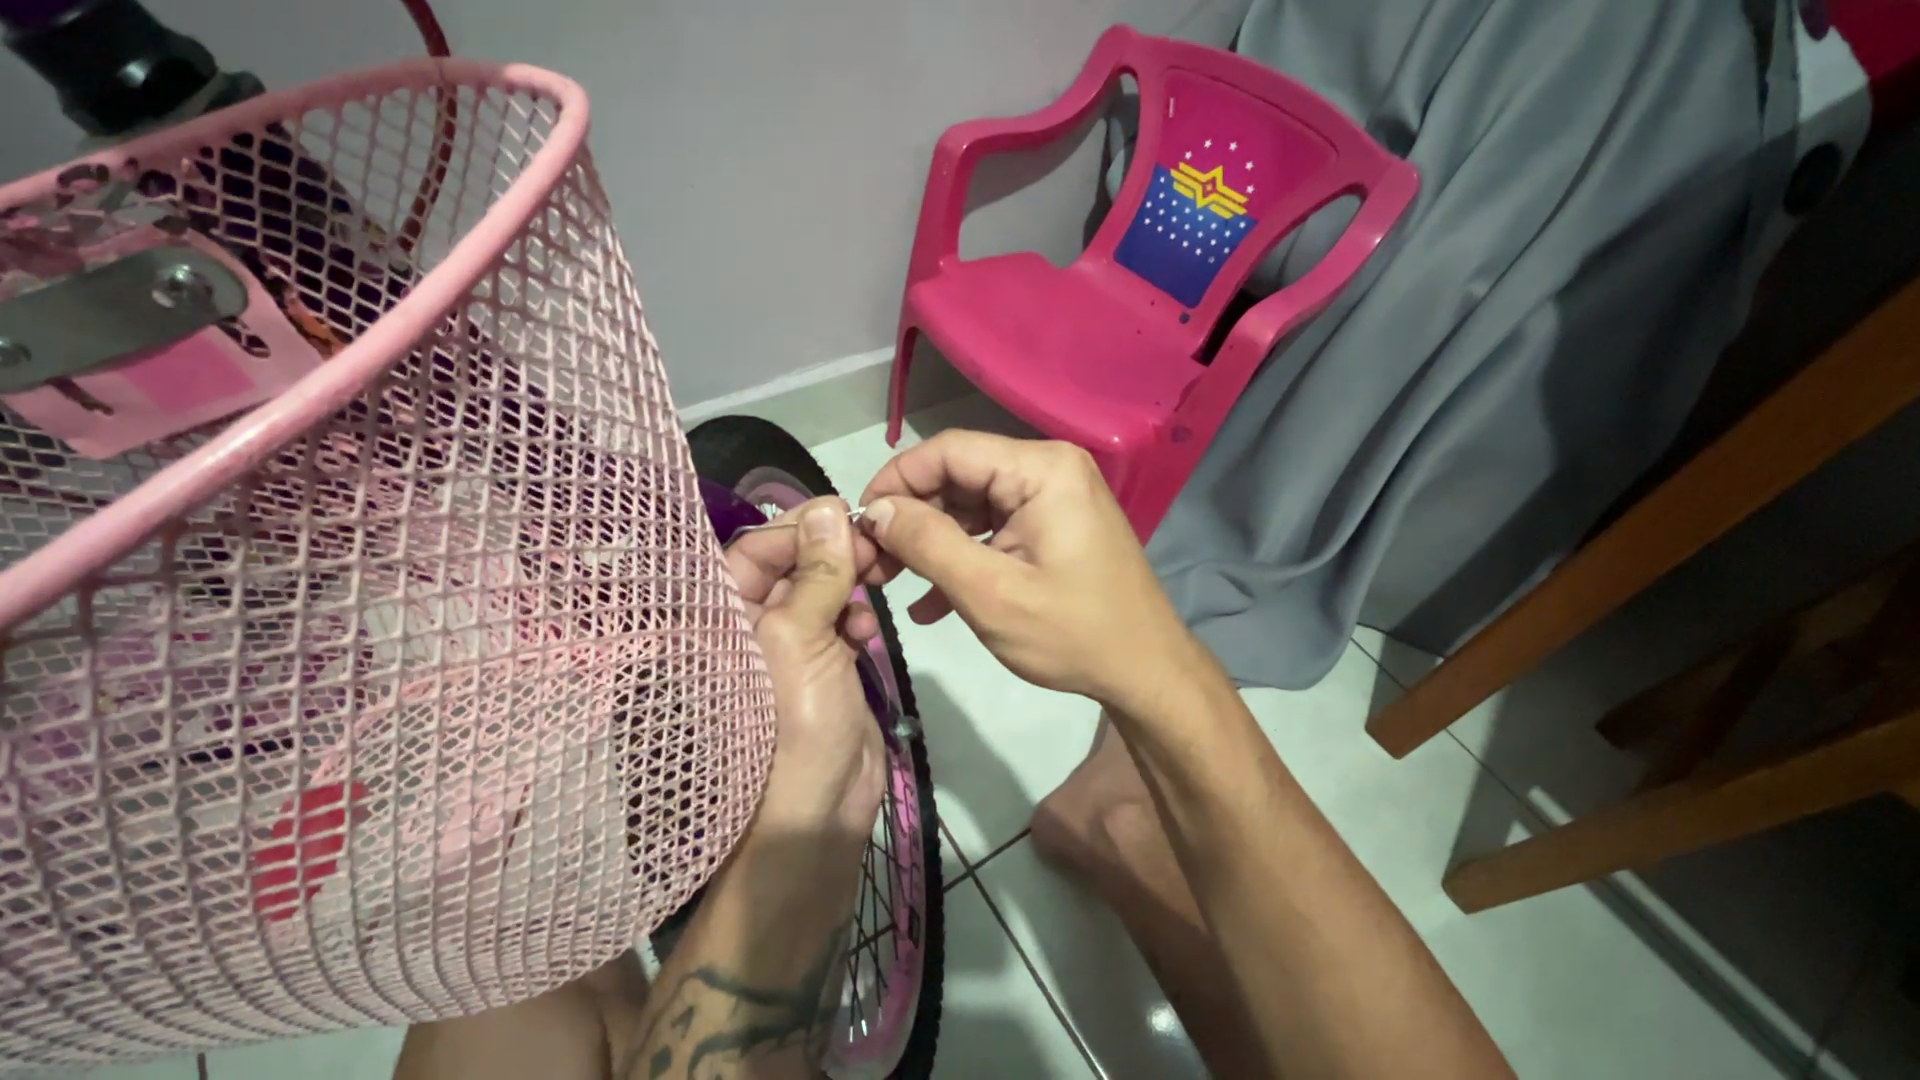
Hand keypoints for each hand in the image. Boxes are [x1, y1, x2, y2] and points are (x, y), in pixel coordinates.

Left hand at [725, 497, 885, 834]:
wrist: (819, 811)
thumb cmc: (791, 723)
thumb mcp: (799, 639)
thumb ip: (816, 572)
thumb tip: (830, 508)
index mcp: (720, 619)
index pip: (754, 549)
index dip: (797, 528)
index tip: (845, 514)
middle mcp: (749, 627)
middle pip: (790, 566)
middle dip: (831, 552)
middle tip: (872, 545)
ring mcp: (788, 649)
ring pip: (820, 591)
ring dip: (848, 583)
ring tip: (875, 583)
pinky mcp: (823, 668)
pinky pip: (838, 622)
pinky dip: (856, 617)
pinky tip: (868, 629)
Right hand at [858, 431, 1198, 712]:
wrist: (1145, 674)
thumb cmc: (1073, 634)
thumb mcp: (990, 593)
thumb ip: (928, 544)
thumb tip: (876, 510)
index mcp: (1041, 469)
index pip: (948, 451)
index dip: (896, 482)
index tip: (859, 525)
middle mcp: (1047, 470)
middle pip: (957, 477)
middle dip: (910, 520)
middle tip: (869, 563)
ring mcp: (1051, 499)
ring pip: (969, 507)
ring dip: (929, 545)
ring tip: (888, 584)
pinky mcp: (1050, 528)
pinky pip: (992, 530)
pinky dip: (960, 559)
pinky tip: (930, 604)